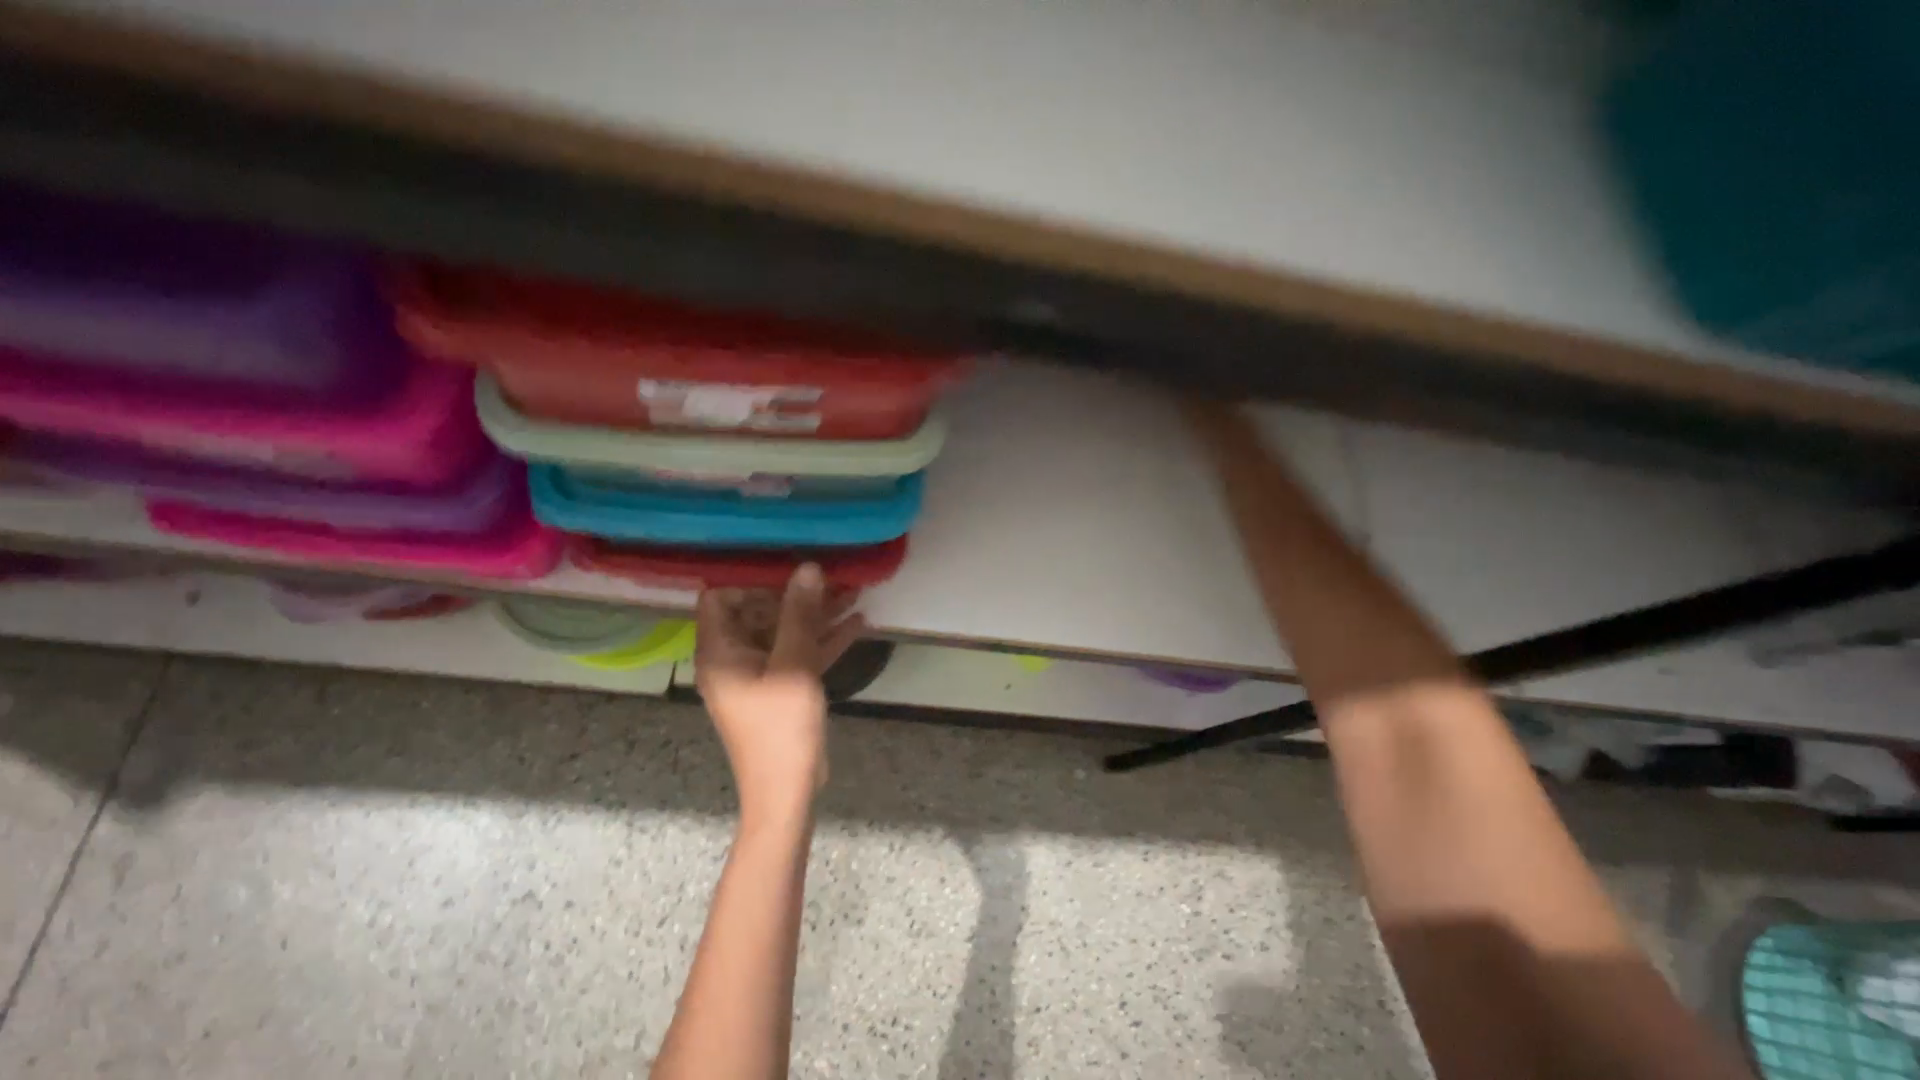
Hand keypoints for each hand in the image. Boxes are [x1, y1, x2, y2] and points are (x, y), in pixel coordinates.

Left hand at [695, 564, 865, 819]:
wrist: (787, 792)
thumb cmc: (780, 729)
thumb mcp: (793, 666)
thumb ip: (800, 615)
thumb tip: (808, 568)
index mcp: (719, 651)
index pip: (719, 597)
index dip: (750, 580)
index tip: (787, 567)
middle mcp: (733, 657)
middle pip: (759, 612)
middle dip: (796, 594)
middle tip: (834, 574)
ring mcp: (758, 674)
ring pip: (785, 632)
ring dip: (817, 614)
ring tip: (855, 590)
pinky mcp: (781, 689)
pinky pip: (799, 655)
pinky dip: (823, 640)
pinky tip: (859, 623)